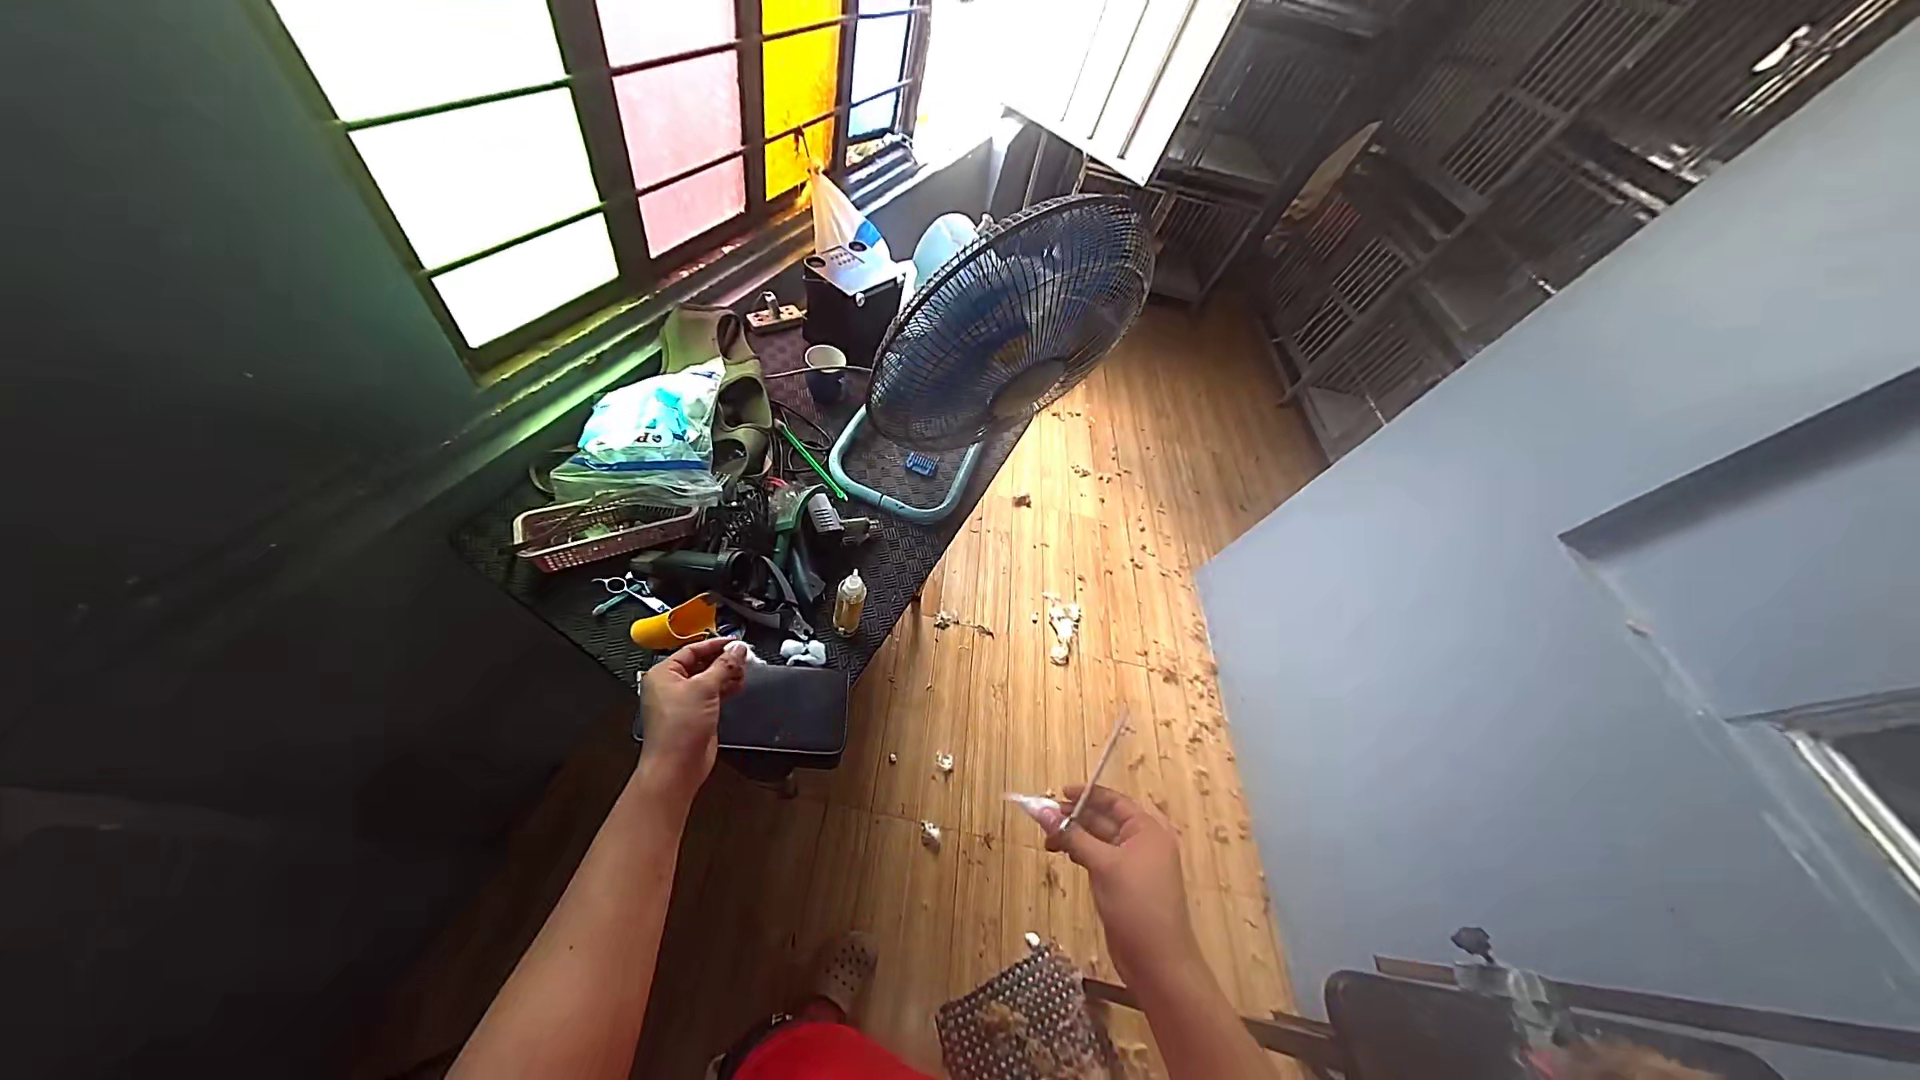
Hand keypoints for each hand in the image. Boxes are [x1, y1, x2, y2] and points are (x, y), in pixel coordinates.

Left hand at [636, 639, 747, 808]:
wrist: (677, 766)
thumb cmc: (676, 730)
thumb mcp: (704, 688)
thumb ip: (724, 665)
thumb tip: (737, 649)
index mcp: (663, 673)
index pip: (692, 649)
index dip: (715, 644)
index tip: (735, 642)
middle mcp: (670, 686)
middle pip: (701, 663)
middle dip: (723, 660)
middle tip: (743, 656)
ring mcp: (683, 701)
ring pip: (708, 679)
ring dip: (727, 674)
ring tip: (744, 670)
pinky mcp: (695, 714)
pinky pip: (712, 694)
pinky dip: (726, 688)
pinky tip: (738, 685)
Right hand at [1036, 785, 1198, 986]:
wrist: (1158, 963)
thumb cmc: (1136, 905)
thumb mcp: (1102, 865)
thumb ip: (1072, 836)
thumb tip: (1042, 811)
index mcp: (1147, 829)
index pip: (1114, 801)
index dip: (1086, 795)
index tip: (1059, 793)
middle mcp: (1143, 842)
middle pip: (1104, 819)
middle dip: (1075, 818)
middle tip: (1044, 818)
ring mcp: (1133, 864)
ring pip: (1099, 840)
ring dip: (1074, 837)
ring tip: (1047, 840)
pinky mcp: (1124, 884)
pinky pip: (1100, 858)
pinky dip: (1081, 854)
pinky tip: (1063, 854)